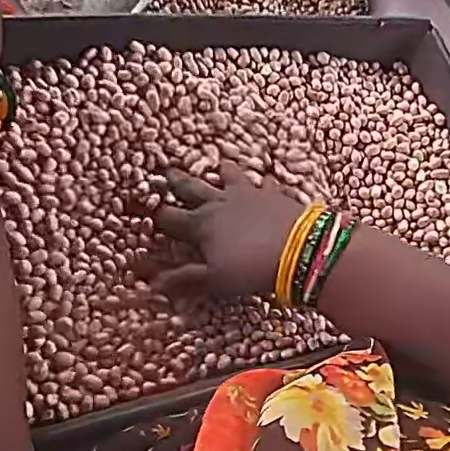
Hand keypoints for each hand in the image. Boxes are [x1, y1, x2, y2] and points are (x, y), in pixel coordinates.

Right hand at [154, 162, 311, 298]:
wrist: (301, 251)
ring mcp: (249, 195)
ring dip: (222, 173)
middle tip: (168, 172)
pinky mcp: (275, 195)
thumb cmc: (250, 269)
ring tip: (220, 166)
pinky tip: (267, 183)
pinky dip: (264, 185)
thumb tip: (153, 284)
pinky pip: (266, 185)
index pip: (170, 218)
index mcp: (201, 225)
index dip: (158, 216)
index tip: (148, 212)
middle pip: (193, 189)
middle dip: (178, 182)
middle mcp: (220, 203)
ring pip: (230, 177)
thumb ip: (184, 278)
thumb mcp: (214, 279)